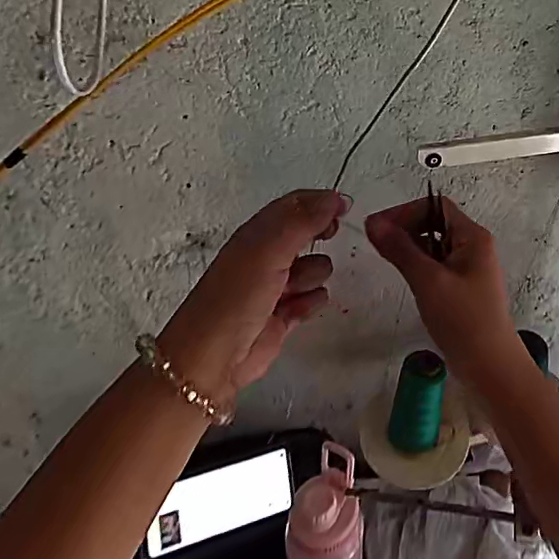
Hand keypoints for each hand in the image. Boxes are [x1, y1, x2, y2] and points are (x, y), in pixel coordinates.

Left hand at [158, 190, 346, 396]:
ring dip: (315, 273)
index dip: (320, 200)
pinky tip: (299, 308)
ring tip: (298, 286)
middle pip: (305, 233)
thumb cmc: (234, 300)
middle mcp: (266, 256)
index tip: (345, 205)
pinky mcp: (283, 315)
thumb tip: (333, 198)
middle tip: (331, 235)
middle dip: (321, 233)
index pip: (293, 205)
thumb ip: (303, 222)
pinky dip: (311, 302)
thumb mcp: (269, 251)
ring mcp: (275, 286)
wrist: (212, 360)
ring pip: (314, 267)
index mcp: (257, 234)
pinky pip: (313, 298)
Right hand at [364, 195, 516, 372]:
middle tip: (377, 242)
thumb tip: (373, 223)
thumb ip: (400, 249)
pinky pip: (437, 264)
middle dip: (405, 227)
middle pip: (435, 222)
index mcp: (473, 237)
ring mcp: (469, 267)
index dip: (405, 211)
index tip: (377, 226)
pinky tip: (404, 275)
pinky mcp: (462, 287)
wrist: (490, 365)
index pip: (436, 206)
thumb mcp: (428, 281)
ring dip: (410, 246)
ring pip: (434, 244)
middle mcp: (474, 246)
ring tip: (386, 257)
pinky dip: (418, 264)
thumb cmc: (463, 320)